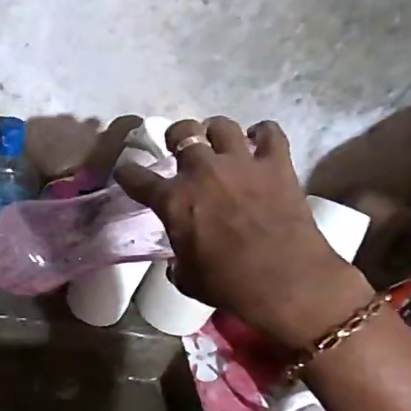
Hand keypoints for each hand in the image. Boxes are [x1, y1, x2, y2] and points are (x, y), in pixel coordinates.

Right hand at [113, 117, 372, 348]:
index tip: (127, 172)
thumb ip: (177, 260)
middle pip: (182, 132)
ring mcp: (241, 163)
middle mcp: (202, 172)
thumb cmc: (228, 284)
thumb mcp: (187, 277)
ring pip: (222, 125)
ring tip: (218, 142)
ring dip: (215, 131)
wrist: (284, 281)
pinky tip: (259, 142)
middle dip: (177, 137)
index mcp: (173, 200)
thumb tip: (178, 260)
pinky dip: (263, 134)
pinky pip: (270, 132)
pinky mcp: (277, 164)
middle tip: (181, 148)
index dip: (128, 173)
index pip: (137, 177)